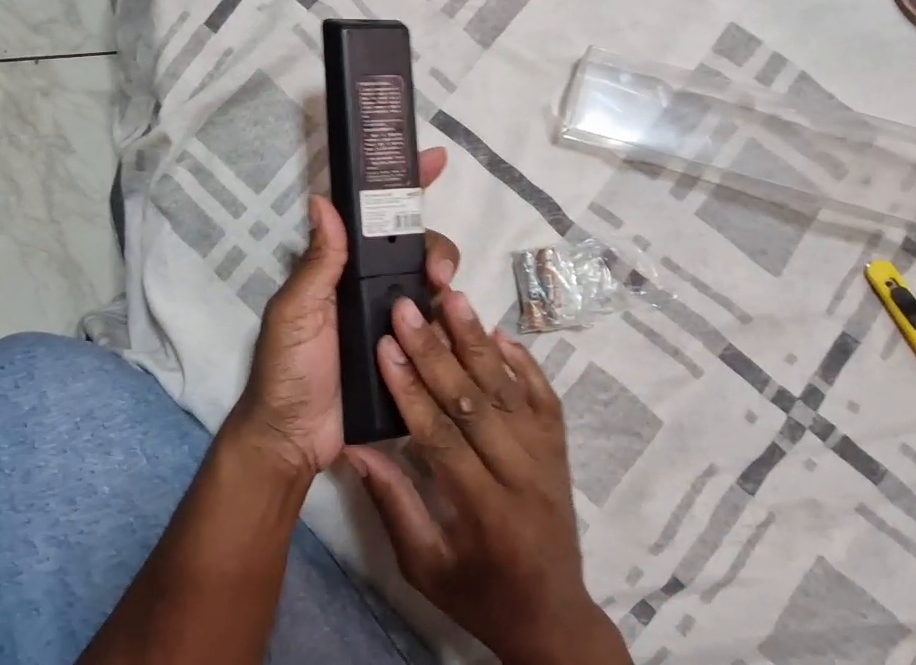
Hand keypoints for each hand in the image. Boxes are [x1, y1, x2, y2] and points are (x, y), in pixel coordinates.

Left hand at [225, 148, 458, 479]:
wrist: (296, 439)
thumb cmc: (288, 369)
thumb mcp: (296, 312)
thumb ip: (317, 263)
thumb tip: (323, 201)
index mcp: (339, 272)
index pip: (373, 221)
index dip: (403, 188)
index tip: (434, 161)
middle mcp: (369, 289)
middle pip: (415, 250)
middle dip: (435, 245)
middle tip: (437, 270)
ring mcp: (393, 323)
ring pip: (431, 286)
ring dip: (444, 279)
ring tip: (443, 292)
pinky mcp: (412, 357)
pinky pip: (440, 329)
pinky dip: (452, 320)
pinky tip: (457, 321)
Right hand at [345, 294, 630, 664]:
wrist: (553, 617)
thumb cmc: (479, 594)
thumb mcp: (424, 565)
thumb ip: (393, 504)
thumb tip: (354, 449)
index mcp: (485, 511)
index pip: (442, 437)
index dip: (410, 390)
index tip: (384, 346)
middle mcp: (523, 478)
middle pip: (475, 402)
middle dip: (436, 351)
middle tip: (407, 308)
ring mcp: (548, 460)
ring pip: (510, 390)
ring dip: (478, 340)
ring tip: (452, 298)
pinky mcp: (561, 451)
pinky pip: (545, 397)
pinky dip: (523, 362)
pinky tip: (499, 332)